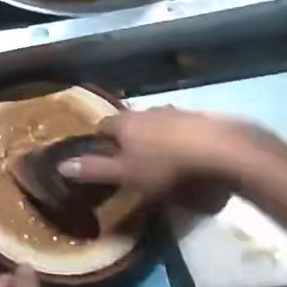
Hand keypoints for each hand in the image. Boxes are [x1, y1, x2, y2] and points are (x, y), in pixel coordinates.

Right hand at [58, 108, 266, 210]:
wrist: (226, 153)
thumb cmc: (168, 166)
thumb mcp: (127, 175)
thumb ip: (95, 170)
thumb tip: (60, 166)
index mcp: (125, 123)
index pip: (103, 125)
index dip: (100, 140)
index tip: (102, 155)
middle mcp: (148, 111)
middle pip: (131, 122)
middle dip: (130, 138)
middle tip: (133, 160)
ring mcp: (178, 112)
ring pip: (159, 123)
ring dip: (157, 137)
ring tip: (163, 159)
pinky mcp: (206, 119)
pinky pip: (185, 128)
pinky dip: (183, 139)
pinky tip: (192, 156)